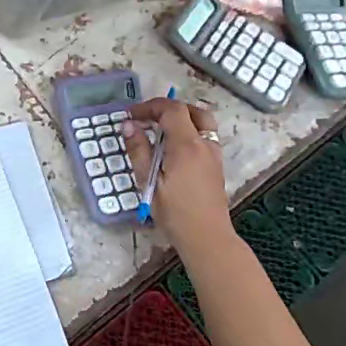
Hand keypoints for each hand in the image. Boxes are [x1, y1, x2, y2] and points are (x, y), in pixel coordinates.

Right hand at [121, 99, 232, 254]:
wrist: (207, 238)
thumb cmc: (175, 213)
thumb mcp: (149, 182)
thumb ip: (139, 150)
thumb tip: (129, 125)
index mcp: (187, 145)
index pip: (171, 110)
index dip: (150, 107)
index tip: (131, 116)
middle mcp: (204, 144)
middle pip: (191, 110)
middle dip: (168, 108)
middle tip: (148, 119)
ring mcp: (214, 154)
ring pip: (202, 122)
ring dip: (181, 118)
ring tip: (161, 131)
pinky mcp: (216, 165)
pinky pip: (205, 136)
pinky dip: (190, 132)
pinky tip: (174, 150)